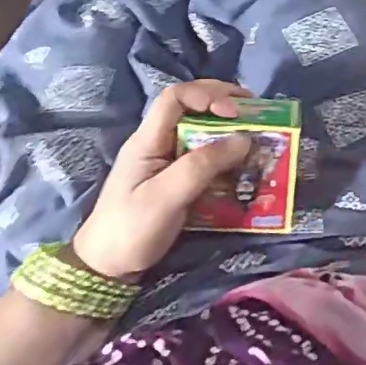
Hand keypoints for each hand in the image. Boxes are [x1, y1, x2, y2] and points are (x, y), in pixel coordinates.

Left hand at [71, 80, 254, 279]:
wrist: (107, 268)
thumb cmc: (131, 229)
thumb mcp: (167, 196)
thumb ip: (203, 165)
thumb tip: (244, 139)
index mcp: (148, 140)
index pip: (176, 97)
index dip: (208, 95)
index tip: (237, 113)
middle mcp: (158, 145)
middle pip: (192, 110)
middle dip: (225, 107)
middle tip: (257, 115)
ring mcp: (166, 164)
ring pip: (201, 136)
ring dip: (229, 135)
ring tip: (258, 141)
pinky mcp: (176, 183)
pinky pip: (205, 161)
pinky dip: (227, 161)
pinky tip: (244, 169)